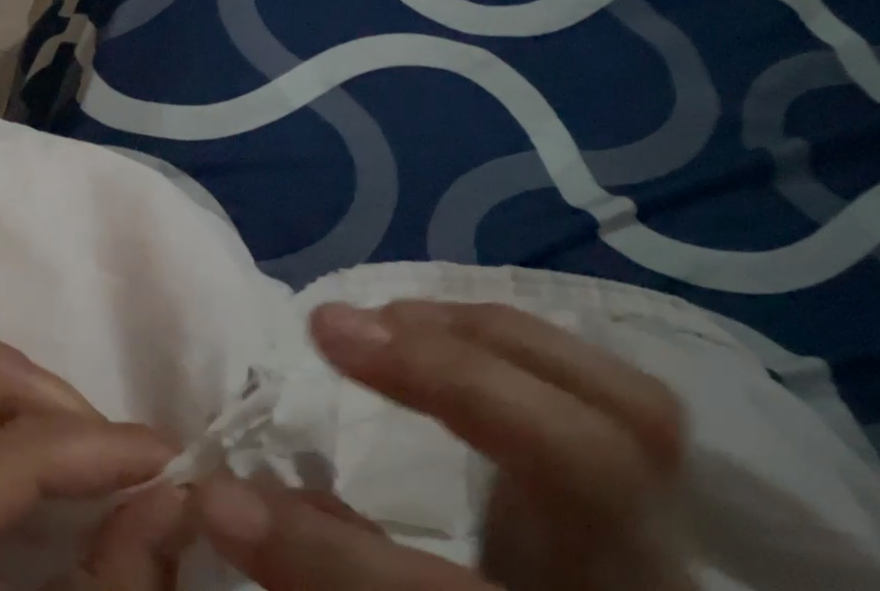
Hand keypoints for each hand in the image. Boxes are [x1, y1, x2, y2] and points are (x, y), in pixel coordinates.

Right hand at [192, 301, 693, 590]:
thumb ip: (336, 573)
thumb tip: (232, 500)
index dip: (328, 558)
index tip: (216, 500)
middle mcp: (630, 578)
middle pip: (590, 467)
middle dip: (451, 377)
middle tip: (327, 327)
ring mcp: (662, 529)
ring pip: (627, 405)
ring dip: (487, 336)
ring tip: (382, 315)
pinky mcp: (650, 484)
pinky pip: (610, 389)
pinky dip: (518, 342)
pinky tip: (440, 329)